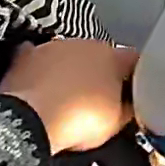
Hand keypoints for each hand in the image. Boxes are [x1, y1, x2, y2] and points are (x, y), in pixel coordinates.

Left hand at [0, 39, 137, 153]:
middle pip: (100, 56)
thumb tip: (131, 104)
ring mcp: (54, 46)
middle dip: (101, 72)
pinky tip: (42, 85)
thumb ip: (129, 107)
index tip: (134, 91)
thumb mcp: (116, 121)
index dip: (137, 76)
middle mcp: (84, 43)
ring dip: (72, 69)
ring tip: (67, 96)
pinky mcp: (28, 55)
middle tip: (99, 97)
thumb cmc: (80, 119)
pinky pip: (41, 60)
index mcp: (112, 57)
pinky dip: (44, 70)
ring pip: (70, 55)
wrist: (32, 118)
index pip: (133, 60)